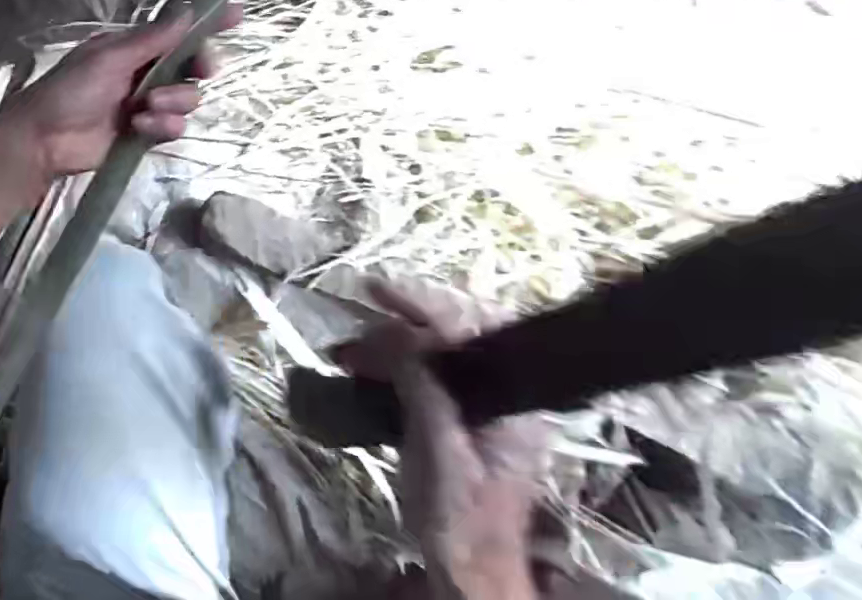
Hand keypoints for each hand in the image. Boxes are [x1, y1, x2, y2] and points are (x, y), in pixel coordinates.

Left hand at [0, 6, 236, 192]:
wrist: (43, 139)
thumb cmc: (69, 90)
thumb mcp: (109, 59)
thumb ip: (152, 40)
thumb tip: (189, 12)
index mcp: (135, 48)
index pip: (178, 31)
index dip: (207, 23)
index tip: (236, 14)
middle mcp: (146, 72)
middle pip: (192, 67)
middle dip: (197, 69)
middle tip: (204, 71)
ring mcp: (147, 104)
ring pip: (187, 99)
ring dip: (173, 102)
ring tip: (145, 108)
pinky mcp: (146, 132)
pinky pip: (174, 126)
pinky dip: (162, 127)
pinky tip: (139, 128)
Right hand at [339, 281, 546, 599]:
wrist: (468, 576)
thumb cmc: (459, 521)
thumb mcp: (437, 450)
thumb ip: (421, 385)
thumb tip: (391, 330)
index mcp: (514, 399)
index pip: (468, 329)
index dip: (421, 302)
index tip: (376, 290)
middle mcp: (503, 391)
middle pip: (452, 331)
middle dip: (400, 321)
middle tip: (358, 318)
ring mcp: (481, 403)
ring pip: (434, 351)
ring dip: (388, 344)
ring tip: (348, 351)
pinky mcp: (458, 415)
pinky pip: (424, 373)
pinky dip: (391, 365)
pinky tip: (363, 367)